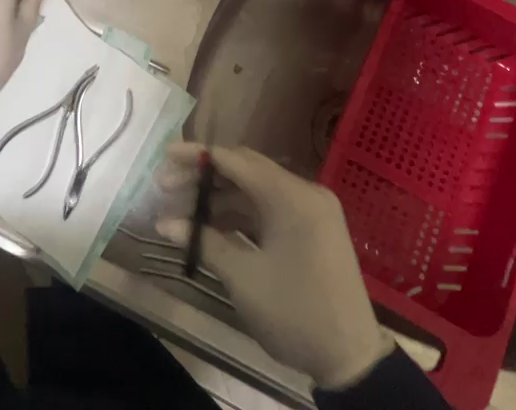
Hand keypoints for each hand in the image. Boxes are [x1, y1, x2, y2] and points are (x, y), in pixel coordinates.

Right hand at [156, 144, 394, 390]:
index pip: (235, 160)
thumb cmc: (296, 314)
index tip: (164, 158)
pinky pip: (268, 209)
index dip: (196, 156)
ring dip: (218, 199)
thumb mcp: (243, 278)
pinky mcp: (310, 229)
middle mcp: (304, 193)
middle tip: (165, 188)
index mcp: (292, 196)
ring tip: (181, 213)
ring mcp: (310, 211)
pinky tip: (209, 227)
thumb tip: (163, 224)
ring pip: (254, 191)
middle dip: (203, 177)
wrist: (351, 358)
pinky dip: (238, 215)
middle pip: (244, 170)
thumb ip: (204, 242)